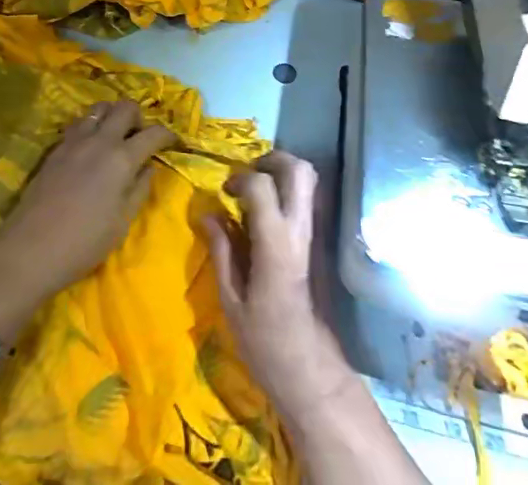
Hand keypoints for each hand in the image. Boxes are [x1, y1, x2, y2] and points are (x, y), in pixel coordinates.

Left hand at [0, 101, 173, 317]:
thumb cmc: (84, 242)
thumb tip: (148, 166)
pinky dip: (91, 126)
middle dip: (139, 116)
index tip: (173, 141)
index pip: (153, 133)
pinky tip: (90, 147)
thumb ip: (140, 188)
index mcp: (122, 158)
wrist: (29, 251)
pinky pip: (79, 123)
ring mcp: (74, 142)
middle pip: (124, 108)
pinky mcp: (55, 149)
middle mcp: (99, 141)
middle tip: (140, 137)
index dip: (168, 134)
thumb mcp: (123, 221)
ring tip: (115, 136)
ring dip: (112, 115)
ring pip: (99, 108)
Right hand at [205, 151, 349, 409]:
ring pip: (310, 180)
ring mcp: (315, 233)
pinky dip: (290, 190)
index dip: (238, 179)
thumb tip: (208, 214)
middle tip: (246, 175)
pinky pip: (308, 199)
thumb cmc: (264, 341)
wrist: (308, 367)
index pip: (261, 185)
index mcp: (275, 243)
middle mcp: (300, 230)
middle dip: (271, 160)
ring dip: (283, 172)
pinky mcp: (319, 242)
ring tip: (256, 190)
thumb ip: (221, 251)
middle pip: (299, 169)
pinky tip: (267, 212)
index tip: (223, 193)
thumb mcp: (230, 299)